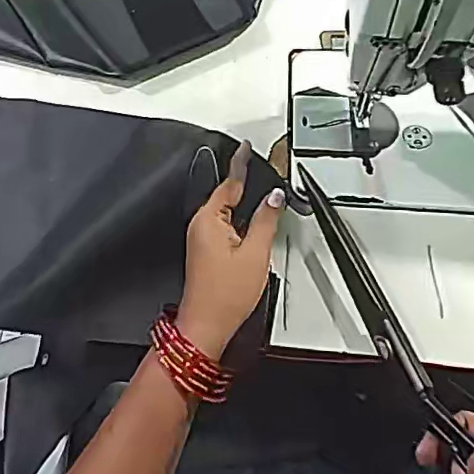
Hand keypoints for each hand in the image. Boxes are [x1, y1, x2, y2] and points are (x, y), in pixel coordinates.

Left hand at [178, 141, 284, 359]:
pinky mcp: (204, 249)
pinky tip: (253, 229)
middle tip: (266, 174)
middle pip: (227, 195)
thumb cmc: (224, 295)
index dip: (241, 163)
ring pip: (226, 212)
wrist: (207, 325)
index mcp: (208, 219)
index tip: (245, 148)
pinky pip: (223, 226)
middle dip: (246, 187)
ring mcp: (201, 237)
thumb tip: (274, 197)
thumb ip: (266, 220)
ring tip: (265, 204)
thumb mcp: (256, 253)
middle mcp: (200, 224)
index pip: (229, 182)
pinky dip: (239, 223)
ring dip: (244, 207)